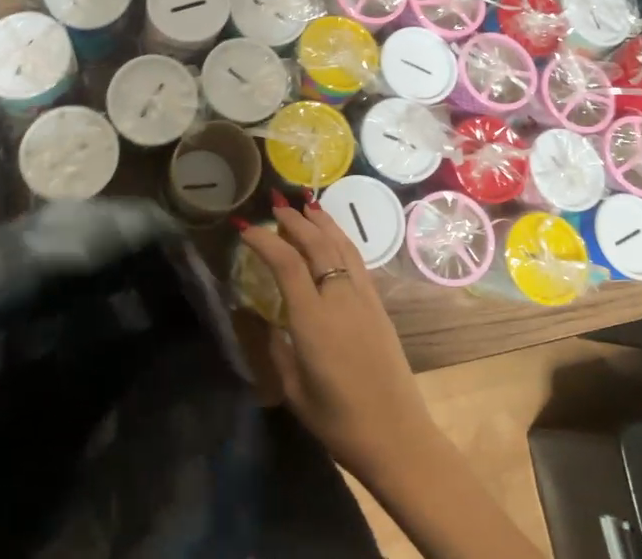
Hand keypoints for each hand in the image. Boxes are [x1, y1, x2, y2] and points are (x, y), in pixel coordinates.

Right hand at [237, 199, 438, 477]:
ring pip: (342, 246)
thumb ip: (276, 347)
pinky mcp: (379, 306)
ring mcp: (364, 299)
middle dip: (295, 220)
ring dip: (323, 222)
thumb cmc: (338, 421)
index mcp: (313, 320)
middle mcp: (340, 299)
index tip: (245, 228)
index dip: (264, 240)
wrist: (396, 436)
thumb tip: (262, 317)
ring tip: (306, 205)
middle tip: (275, 204)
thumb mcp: (293, 390)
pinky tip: (334, 238)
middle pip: (317, 244)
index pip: (286, 263)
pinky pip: (357, 261)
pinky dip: (342, 240)